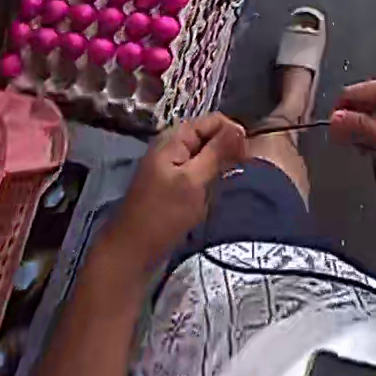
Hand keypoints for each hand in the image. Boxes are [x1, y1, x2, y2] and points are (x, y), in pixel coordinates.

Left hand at [104, 114, 244, 267]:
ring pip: (206, 157)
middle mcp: (173, 147)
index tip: (245, 156)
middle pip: (210, 137)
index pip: (214, 120)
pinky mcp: (172, 185)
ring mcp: (172, 167)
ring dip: (218, 169)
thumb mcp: (194, 181)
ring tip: (223, 188)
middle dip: (226, 152)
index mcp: (175, 138)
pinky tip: (211, 196)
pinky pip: (198, 174)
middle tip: (236, 174)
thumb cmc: (162, 215)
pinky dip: (208, 182)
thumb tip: (239, 128)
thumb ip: (217, 152)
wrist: (130, 254)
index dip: (232, 133)